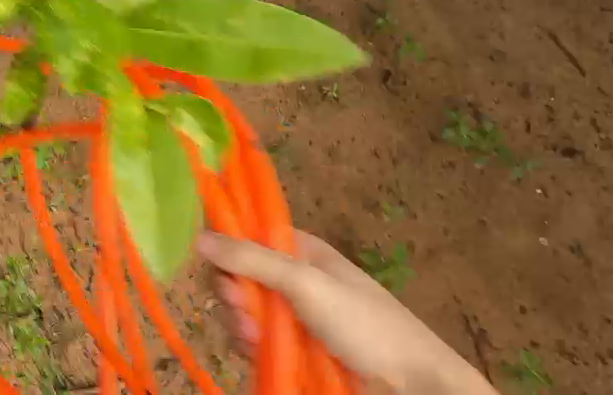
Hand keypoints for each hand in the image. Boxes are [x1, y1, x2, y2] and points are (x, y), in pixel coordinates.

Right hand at [198, 231, 495, 394]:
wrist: (418, 391)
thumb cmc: (368, 326)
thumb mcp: (308, 284)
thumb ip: (251, 258)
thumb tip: (197, 236)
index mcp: (298, 251)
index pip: (244, 235)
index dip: (225, 246)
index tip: (219, 264)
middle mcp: (291, 278)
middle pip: (236, 273)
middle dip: (232, 291)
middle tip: (242, 308)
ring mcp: (291, 314)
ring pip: (241, 307)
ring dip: (239, 320)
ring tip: (253, 338)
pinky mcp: (290, 346)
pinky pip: (252, 336)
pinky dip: (248, 343)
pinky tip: (257, 350)